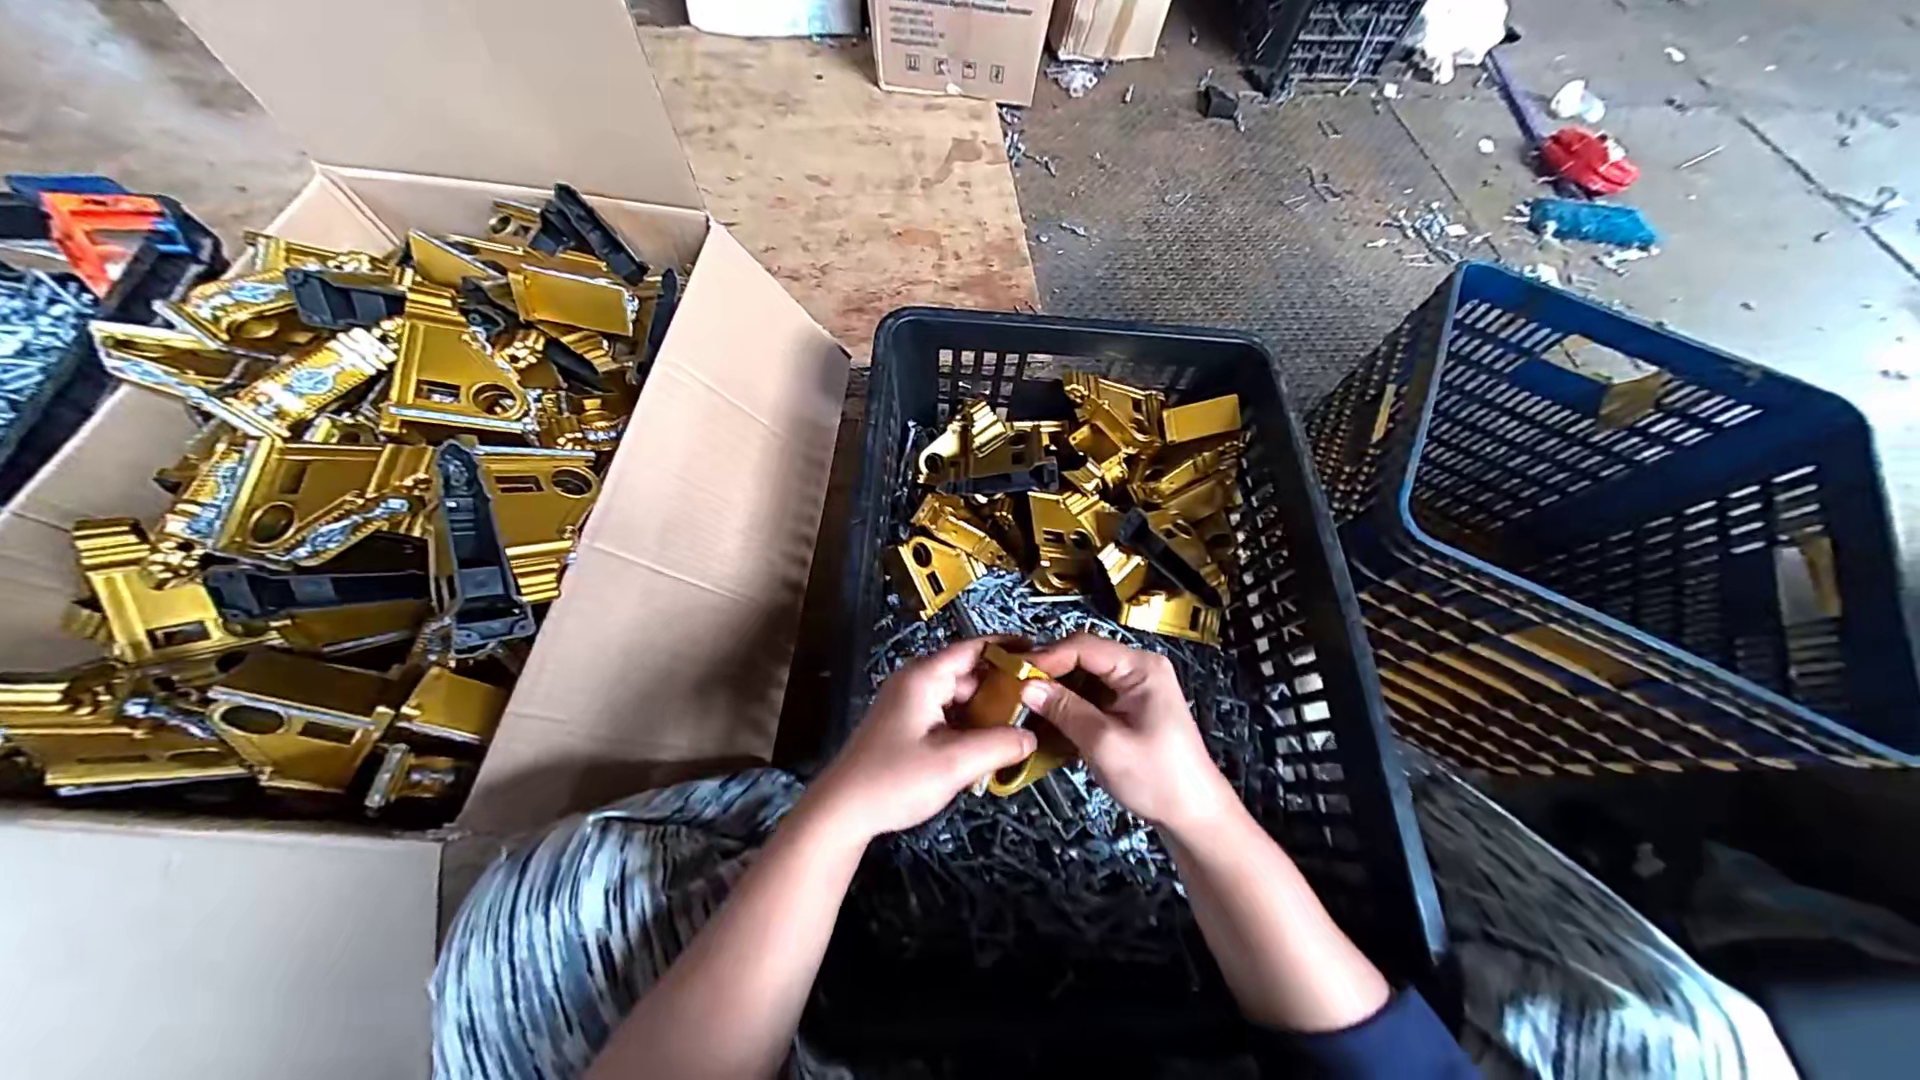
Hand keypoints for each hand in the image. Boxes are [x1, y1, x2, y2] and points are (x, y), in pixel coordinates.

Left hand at [808, 638, 1037, 840]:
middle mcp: (916, 682)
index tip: (1039, 656)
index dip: (1007, 648)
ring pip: (959, 697)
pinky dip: (968, 725)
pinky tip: (987, 746)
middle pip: (968, 673)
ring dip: (986, 711)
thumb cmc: (895, 779)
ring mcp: (909, 703)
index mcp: (924, 677)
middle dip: (1002, 687)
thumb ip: (999, 746)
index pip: (973, 648)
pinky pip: (947, 715)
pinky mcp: (906, 725)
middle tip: (1037, 703)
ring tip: (1019, 727)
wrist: (842, 811)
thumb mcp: (953, 763)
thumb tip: (1031, 737)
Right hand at [1020, 632, 1239, 836]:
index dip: (1047, 657)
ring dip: (1055, 689)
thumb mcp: (1105, 743)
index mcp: (1140, 667)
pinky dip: (1068, 704)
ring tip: (1025, 704)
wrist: (1193, 815)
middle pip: (1082, 656)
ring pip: (1082, 676)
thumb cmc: (1157, 779)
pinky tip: (1047, 718)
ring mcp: (1133, 687)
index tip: (1015, 675)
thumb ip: (1065, 710)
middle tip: (1015, 689)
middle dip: (1048, 672)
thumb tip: (1026, 686)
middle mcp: (1137, 668)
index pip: (1083, 646)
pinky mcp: (1127, 705)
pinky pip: (1090, 694)